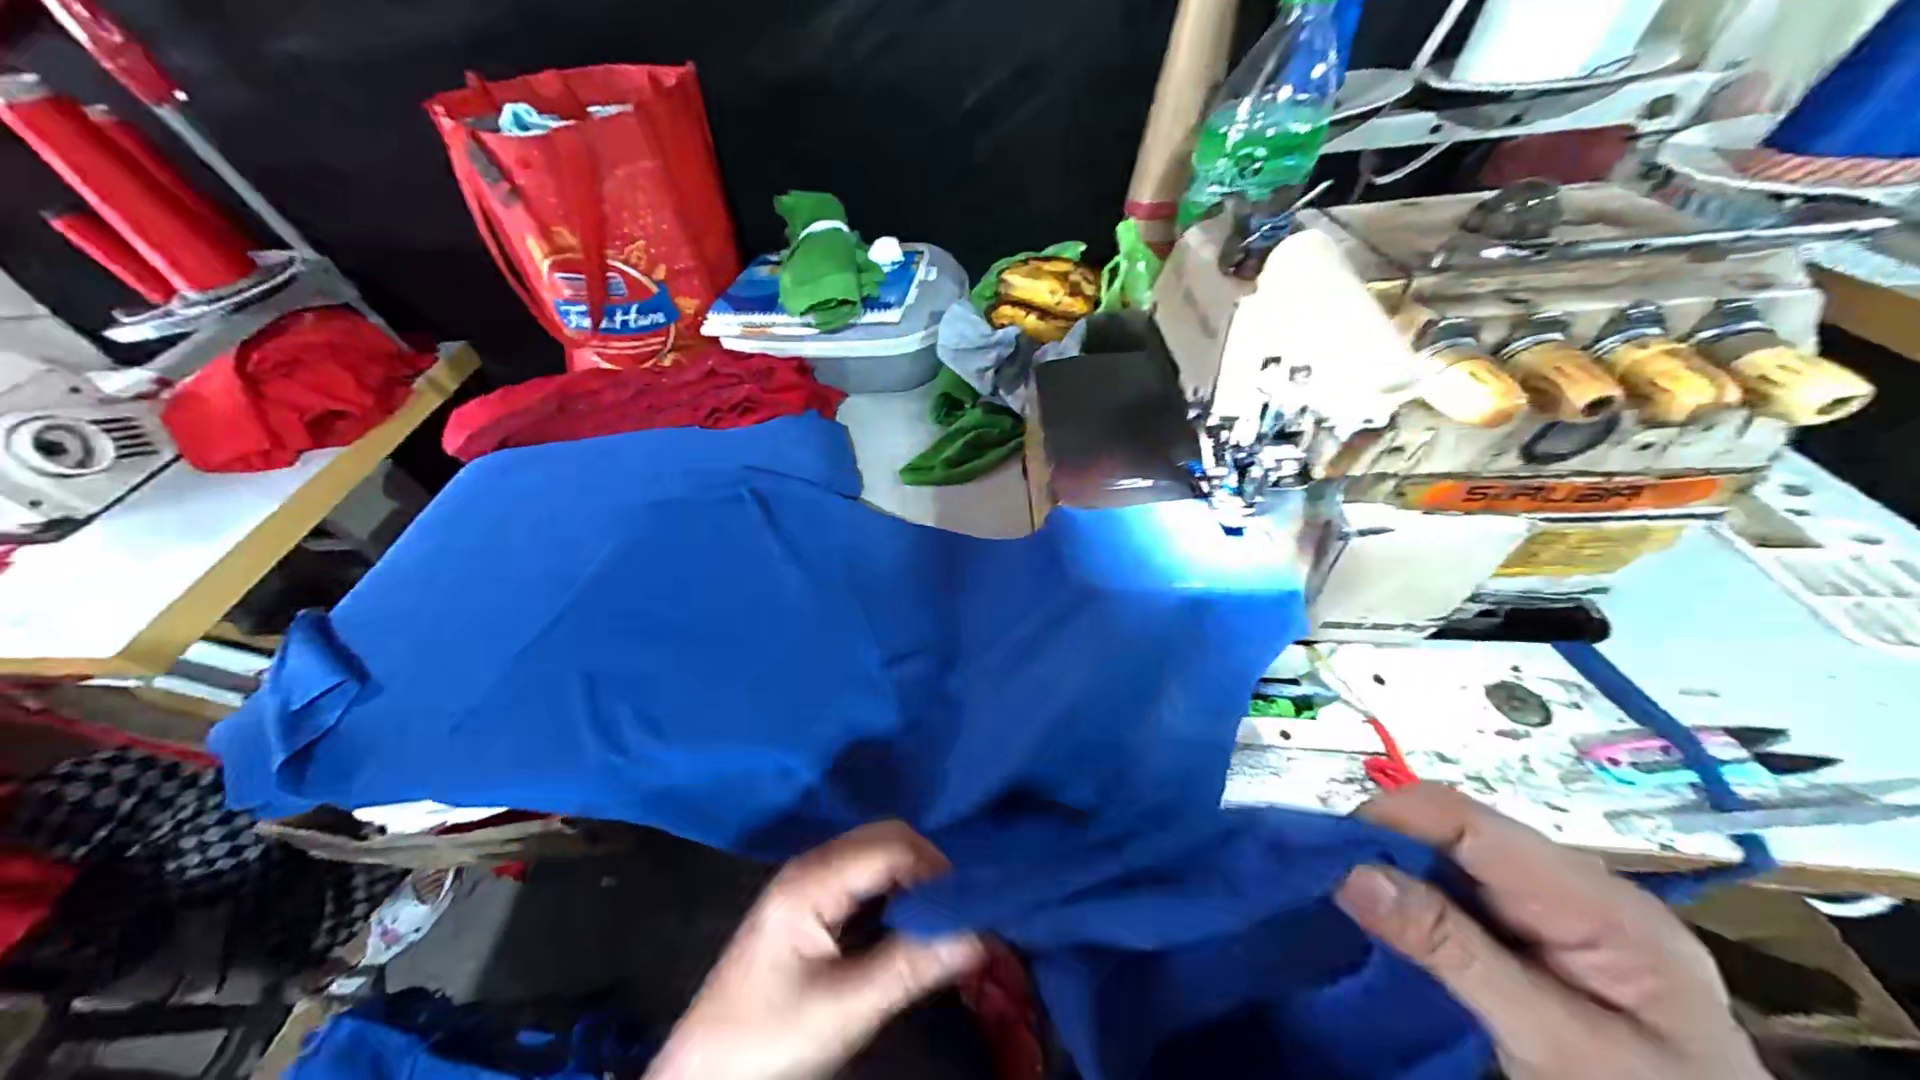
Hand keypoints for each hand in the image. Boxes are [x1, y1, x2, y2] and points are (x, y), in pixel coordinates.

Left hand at [646, 822, 984, 1079]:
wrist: (701, 1073)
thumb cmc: (767, 1039)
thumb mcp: (845, 1009)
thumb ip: (911, 967)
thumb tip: (979, 935)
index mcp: (812, 879)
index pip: (890, 845)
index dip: (936, 867)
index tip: (972, 902)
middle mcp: (811, 865)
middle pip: (885, 839)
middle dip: (928, 866)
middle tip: (962, 908)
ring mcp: (808, 881)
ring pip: (876, 854)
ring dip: (913, 876)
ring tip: (945, 914)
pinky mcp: (810, 902)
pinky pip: (864, 876)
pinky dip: (895, 888)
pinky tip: (911, 919)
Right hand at [1336, 784, 1767, 1079]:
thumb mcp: (1554, 1043)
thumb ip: (1455, 954)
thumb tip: (1351, 874)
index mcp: (1602, 905)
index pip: (1476, 823)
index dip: (1394, 816)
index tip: (1325, 844)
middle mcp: (1579, 890)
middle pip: (1460, 834)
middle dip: (1388, 846)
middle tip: (1327, 880)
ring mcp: (1561, 914)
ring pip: (1453, 862)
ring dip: (1396, 873)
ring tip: (1347, 898)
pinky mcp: (1541, 938)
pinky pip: (1461, 896)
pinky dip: (1416, 901)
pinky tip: (1390, 919)